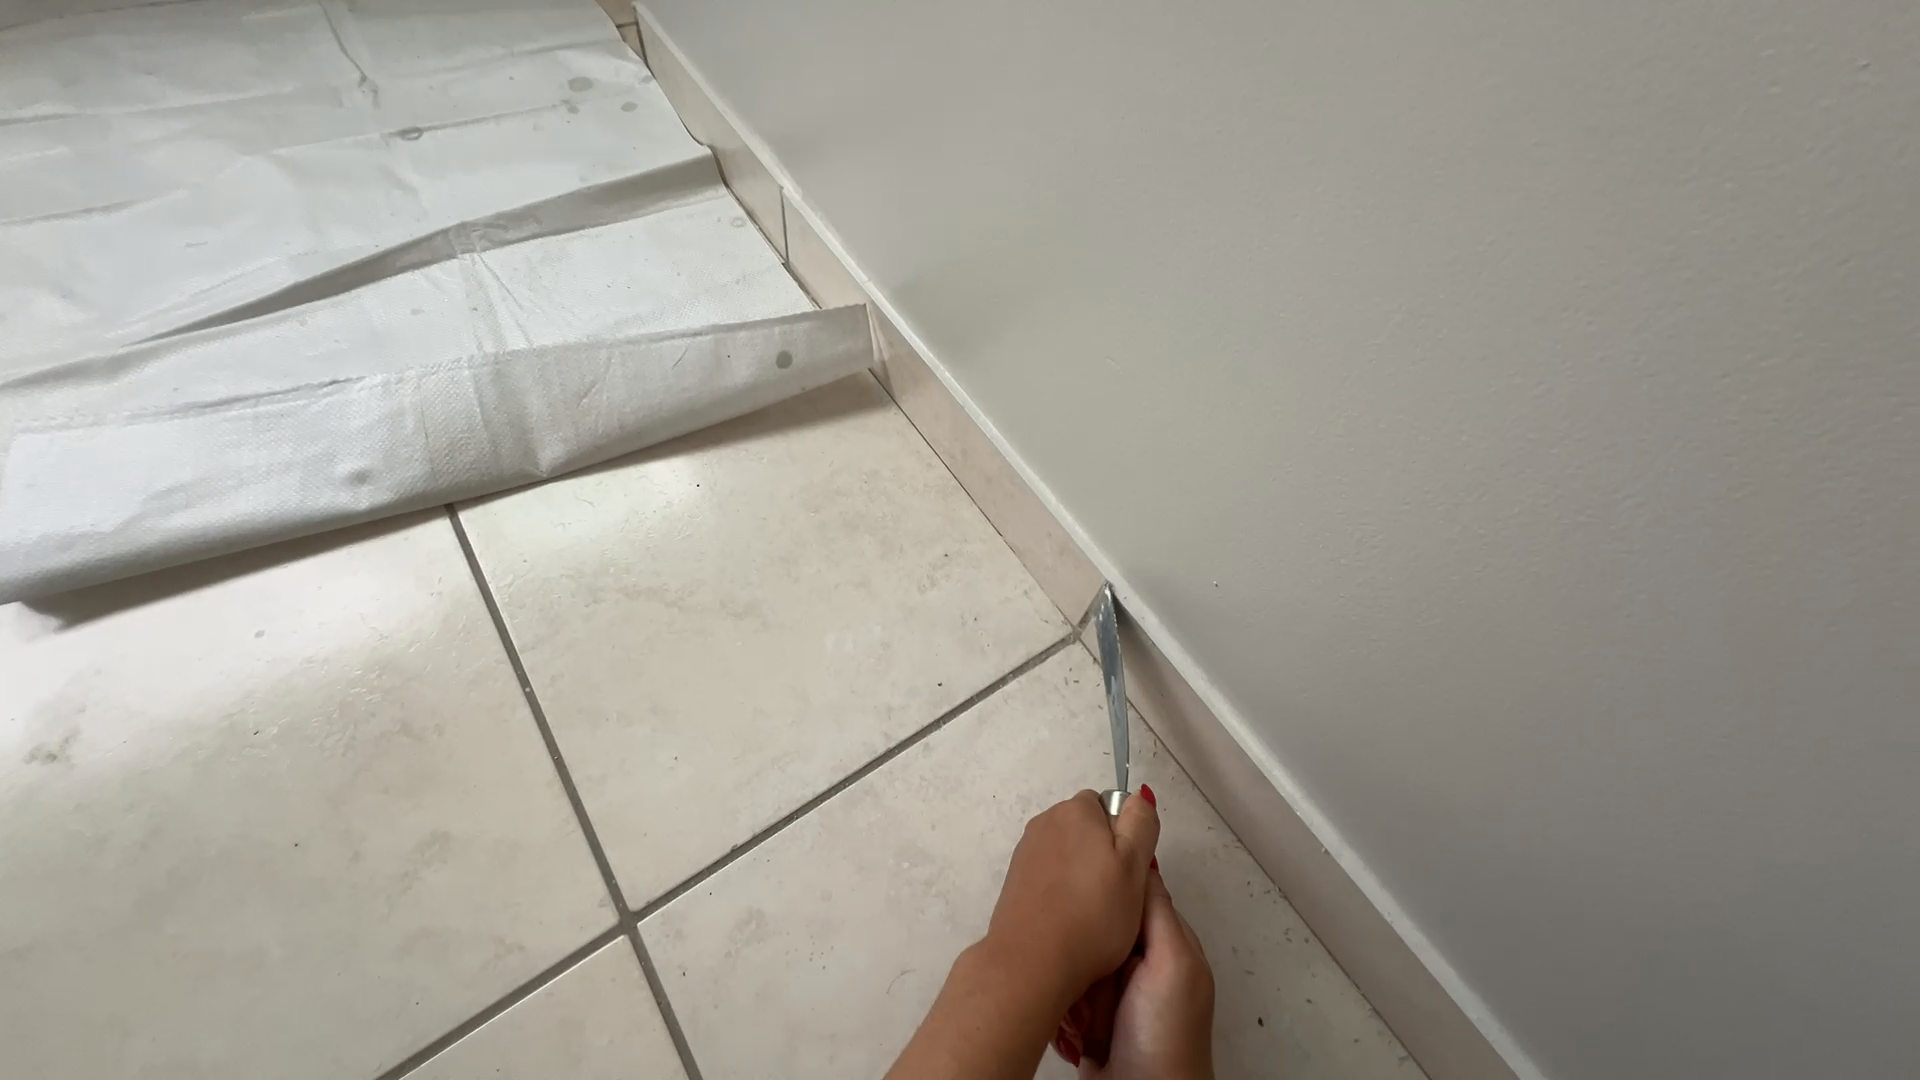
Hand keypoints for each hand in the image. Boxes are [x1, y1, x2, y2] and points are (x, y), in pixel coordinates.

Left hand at [981, 788, 1160, 1008]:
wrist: (1031, 960)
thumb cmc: (1093, 914)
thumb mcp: (1133, 868)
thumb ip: (1140, 825)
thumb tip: (1140, 795)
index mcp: (1075, 810)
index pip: (1108, 807)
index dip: (1124, 838)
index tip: (1128, 873)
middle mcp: (1046, 821)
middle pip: (1087, 829)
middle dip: (1103, 856)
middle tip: (1116, 897)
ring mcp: (1027, 849)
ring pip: (1069, 853)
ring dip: (1082, 874)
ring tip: (1093, 914)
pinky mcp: (1016, 877)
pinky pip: (1050, 874)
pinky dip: (1061, 889)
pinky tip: (1069, 919)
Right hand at [1073, 868, 1215, 1079]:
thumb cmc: (1166, 1031)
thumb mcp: (1173, 961)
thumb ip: (1157, 911)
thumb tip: (1140, 860)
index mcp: (1165, 942)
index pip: (1129, 896)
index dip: (1106, 891)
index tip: (1079, 886)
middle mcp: (1139, 962)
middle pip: (1096, 928)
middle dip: (1083, 945)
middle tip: (1083, 967)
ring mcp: (1112, 993)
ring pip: (1074, 960)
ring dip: (1070, 982)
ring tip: (1077, 1007)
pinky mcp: (1088, 1019)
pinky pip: (1063, 994)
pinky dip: (1061, 1008)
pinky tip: (1066, 1023)